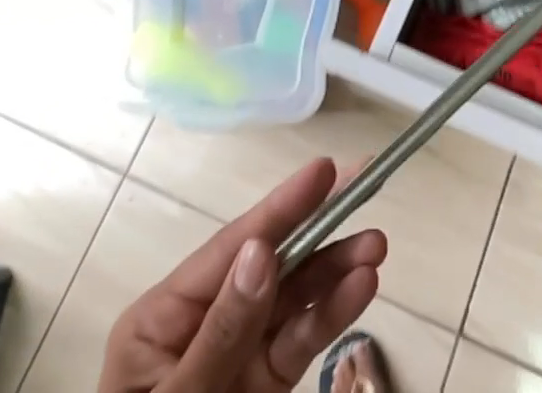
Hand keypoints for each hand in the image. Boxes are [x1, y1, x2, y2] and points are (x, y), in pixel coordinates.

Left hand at [100, 159, 385, 392]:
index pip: (232, 248)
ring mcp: (239, 354)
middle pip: (271, 265)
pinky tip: (360, 288)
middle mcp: (205, 323)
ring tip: (376, 246)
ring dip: (336, 270)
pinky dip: (332, 314)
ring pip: (295, 301)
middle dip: (319, 231)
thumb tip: (260, 251)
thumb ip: (222, 329)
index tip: (324, 170)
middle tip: (366, 192)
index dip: (281, 206)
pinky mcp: (265, 383)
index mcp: (164, 315)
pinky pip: (302, 343)